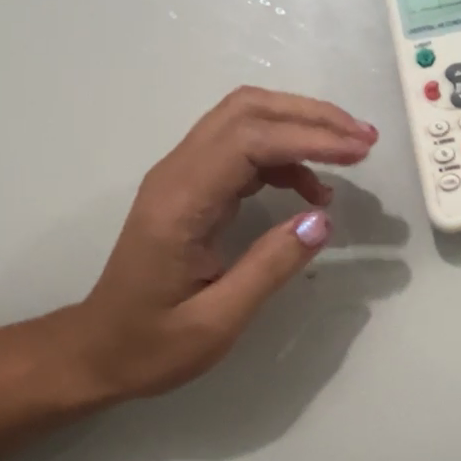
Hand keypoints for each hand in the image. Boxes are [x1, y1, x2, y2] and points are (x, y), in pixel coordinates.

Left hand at [45, 87, 378, 400]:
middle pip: (247, 110)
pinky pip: (242, 146)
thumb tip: (321, 219)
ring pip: (245, 119)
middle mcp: (178, 172)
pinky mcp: (192, 184)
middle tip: (363, 140)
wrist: (97, 349)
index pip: (249, 141)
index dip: (308, 137)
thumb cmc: (151, 343)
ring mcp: (182, 174)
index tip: (358, 152)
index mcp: (180, 202)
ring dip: (300, 126)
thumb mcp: (215, 323)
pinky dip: (284, 154)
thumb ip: (269, 268)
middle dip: (310, 116)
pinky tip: (311, 188)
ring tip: (349, 155)